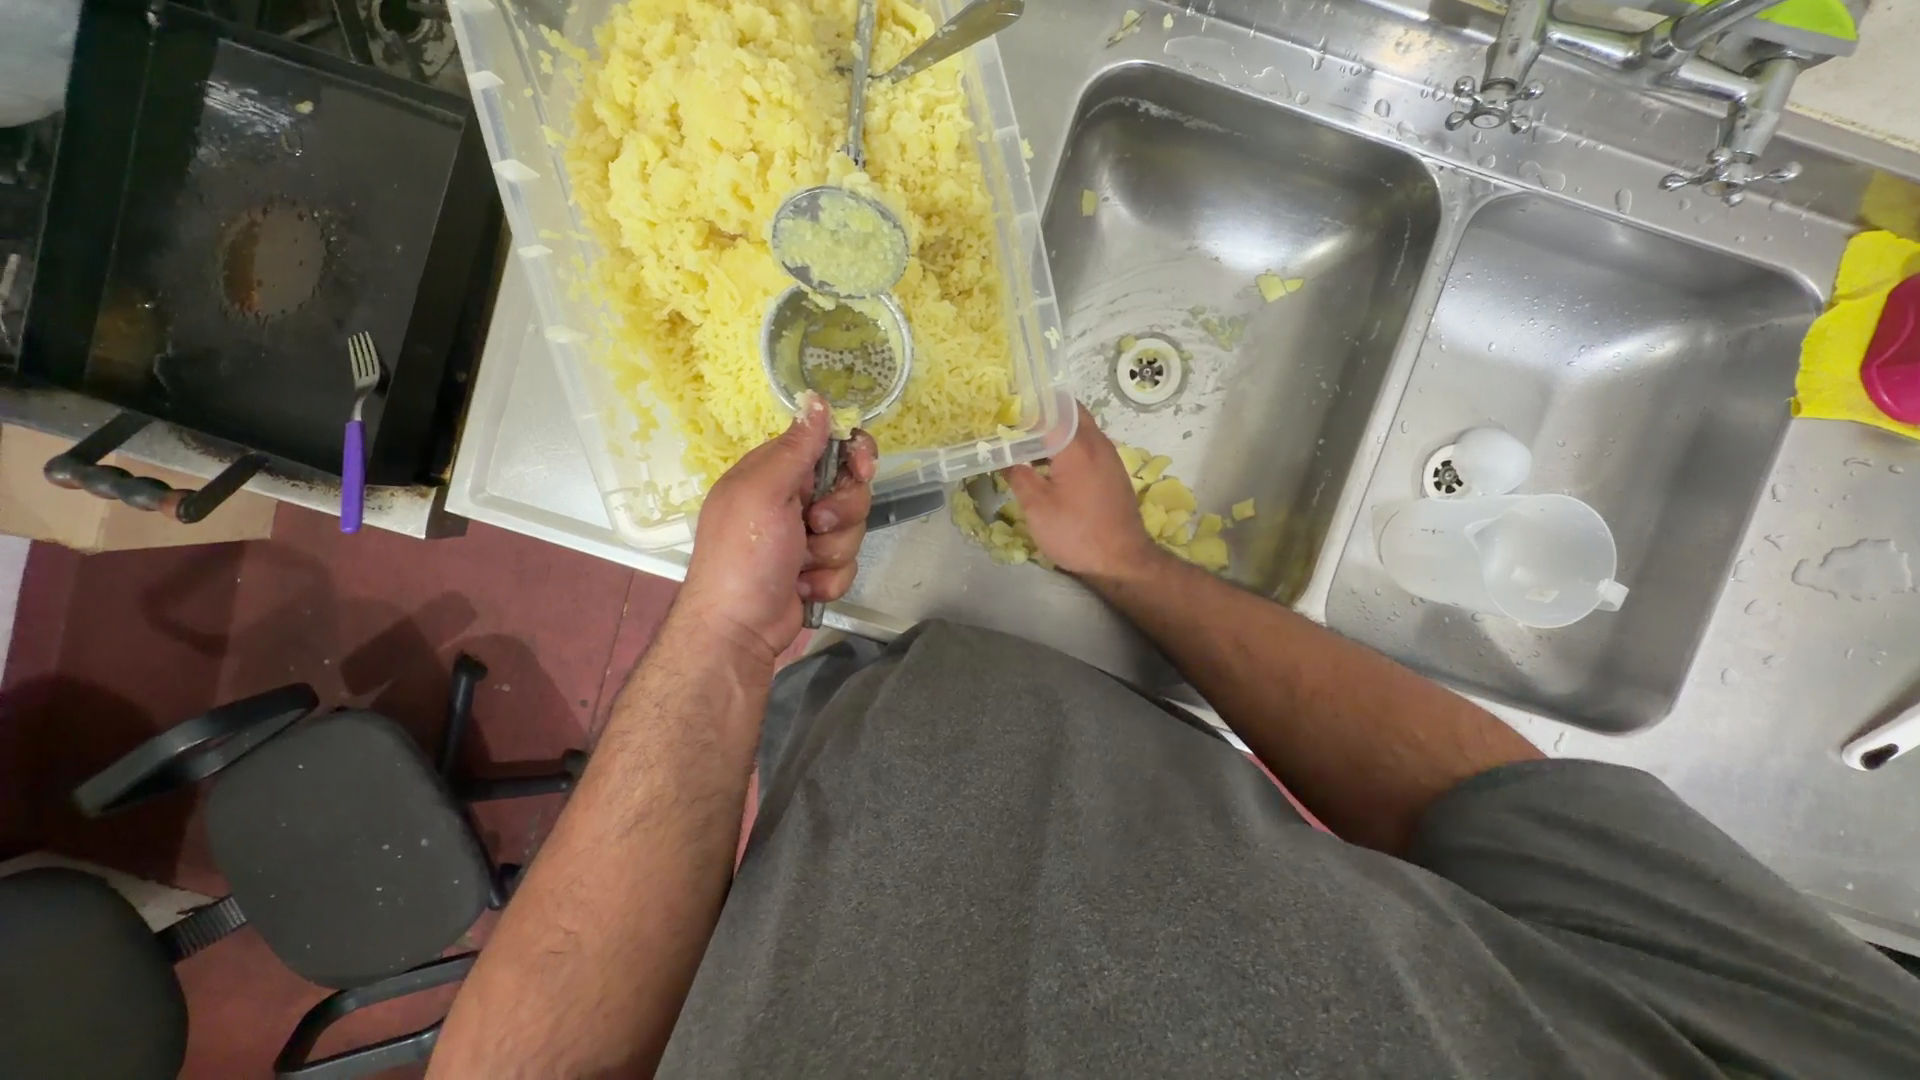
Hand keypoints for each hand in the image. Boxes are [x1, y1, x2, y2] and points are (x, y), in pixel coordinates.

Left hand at [677, 395, 876, 663]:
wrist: (738, 629)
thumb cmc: (744, 554)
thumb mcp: (764, 492)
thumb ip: (796, 447)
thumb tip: (816, 399)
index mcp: (775, 472)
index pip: (830, 445)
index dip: (853, 456)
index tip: (861, 471)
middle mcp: (792, 500)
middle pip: (851, 490)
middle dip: (841, 514)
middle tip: (814, 526)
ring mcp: (805, 538)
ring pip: (853, 530)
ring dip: (831, 553)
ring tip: (800, 567)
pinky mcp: (816, 570)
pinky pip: (847, 564)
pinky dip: (828, 580)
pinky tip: (803, 588)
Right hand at [1002, 402, 1161, 579]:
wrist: (1122, 560)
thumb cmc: (1076, 532)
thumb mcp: (1037, 507)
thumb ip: (1018, 475)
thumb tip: (1004, 458)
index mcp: (1076, 445)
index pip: (1049, 409)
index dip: (1025, 409)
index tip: (1004, 414)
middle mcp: (1097, 442)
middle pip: (1069, 412)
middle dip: (1043, 414)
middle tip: (1016, 426)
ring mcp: (1109, 456)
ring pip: (1080, 428)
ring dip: (1056, 430)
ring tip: (1028, 445)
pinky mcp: (1113, 471)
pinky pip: (1088, 445)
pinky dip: (1069, 446)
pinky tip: (1051, 465)